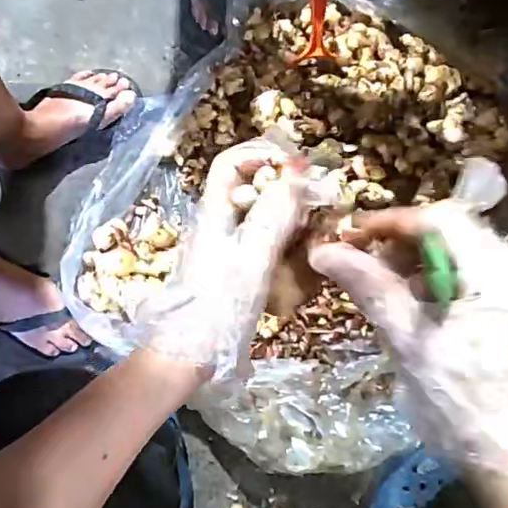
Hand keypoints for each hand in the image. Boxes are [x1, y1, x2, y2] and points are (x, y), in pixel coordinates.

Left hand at [139, 139, 309, 376]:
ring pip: (257, 212)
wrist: (191, 353)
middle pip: (247, 185)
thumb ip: (274, 214)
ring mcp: (223, 247)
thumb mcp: (252, 255)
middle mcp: (216, 223)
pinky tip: (302, 247)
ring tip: (317, 218)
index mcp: (213, 211)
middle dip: (282, 182)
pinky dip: (283, 235)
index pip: (230, 162)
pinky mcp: (232, 268)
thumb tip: (298, 174)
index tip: (297, 166)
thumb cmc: (219, 302)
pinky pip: (260, 239)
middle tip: (317, 194)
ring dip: (287, 209)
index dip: (261, 154)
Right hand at [309, 200, 507, 489]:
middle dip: (396, 240)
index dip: (388, 222)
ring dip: (406, 259)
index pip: (437, 218)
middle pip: (445, 229)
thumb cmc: (457, 397)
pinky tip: (399, 303)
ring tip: (373, 284)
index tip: (346, 237)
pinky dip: (422, 279)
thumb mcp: (407, 338)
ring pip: (448, 249)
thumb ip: (369, 286)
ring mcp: (506, 286)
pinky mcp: (498, 306)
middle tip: (355, 260)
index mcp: (494, 268)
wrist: (504, 456)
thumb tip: (321, 250)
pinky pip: (455, 274)